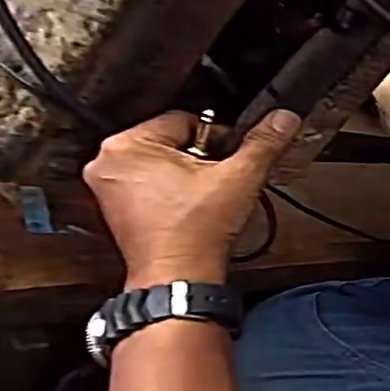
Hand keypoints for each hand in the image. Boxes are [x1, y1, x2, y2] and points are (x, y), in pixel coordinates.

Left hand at [83, 110, 300, 287]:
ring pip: (163, 162)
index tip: (234, 158)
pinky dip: (175, 189)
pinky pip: (151, 182)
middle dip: (204, 156)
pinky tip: (195, 205)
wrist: (179, 271)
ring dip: (191, 172)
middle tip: (223, 178)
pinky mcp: (115, 206)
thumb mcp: (241, 177)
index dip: (220, 137)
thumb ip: (263, 143)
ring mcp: (107, 186)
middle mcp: (107, 162)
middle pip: (173, 141)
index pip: (186, 120)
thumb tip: (282, 119)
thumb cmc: (197, 228)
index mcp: (128, 146)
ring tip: (210, 193)